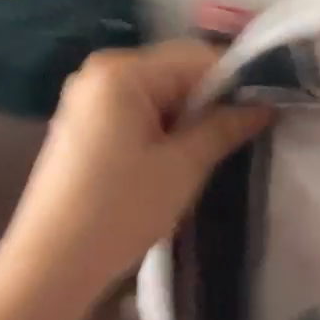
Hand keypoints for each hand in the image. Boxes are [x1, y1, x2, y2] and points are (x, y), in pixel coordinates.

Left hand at [0, 40, 272, 295]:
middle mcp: (99, 72)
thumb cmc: (120, 210)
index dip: (237, 80)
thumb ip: (224, 127)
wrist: (53, 263)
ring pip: (156, 94)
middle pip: (174, 71)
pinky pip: (134, 111)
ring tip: (208, 153)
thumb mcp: (183, 167)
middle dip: (210, 100)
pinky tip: (172, 160)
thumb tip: (264, 105)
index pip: (197, 57)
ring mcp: (85, 98)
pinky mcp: (81, 124)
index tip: (266, 109)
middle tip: (241, 135)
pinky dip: (160, 128)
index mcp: (122, 71)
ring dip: (186, 117)